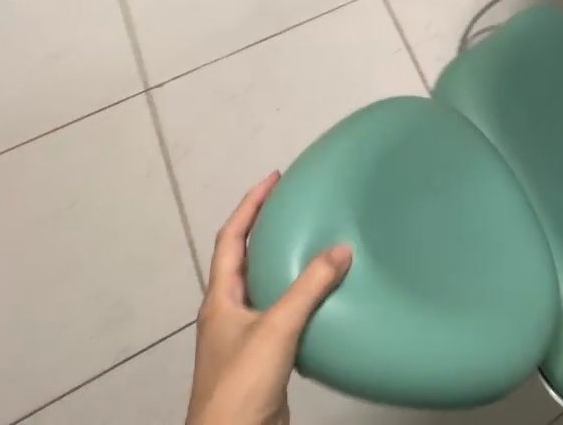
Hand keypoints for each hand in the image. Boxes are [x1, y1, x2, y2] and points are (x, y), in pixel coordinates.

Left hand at [186, 173, 350, 424]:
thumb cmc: (240, 385)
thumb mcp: (277, 328)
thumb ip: (309, 287)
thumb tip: (342, 249)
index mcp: (220, 300)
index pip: (230, 239)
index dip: (250, 205)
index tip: (274, 177)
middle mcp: (228, 313)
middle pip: (244, 258)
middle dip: (267, 226)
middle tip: (298, 201)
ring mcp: (244, 335)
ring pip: (265, 284)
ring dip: (285, 258)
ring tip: (315, 238)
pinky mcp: (264, 355)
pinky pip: (283, 309)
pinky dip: (301, 291)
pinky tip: (324, 291)